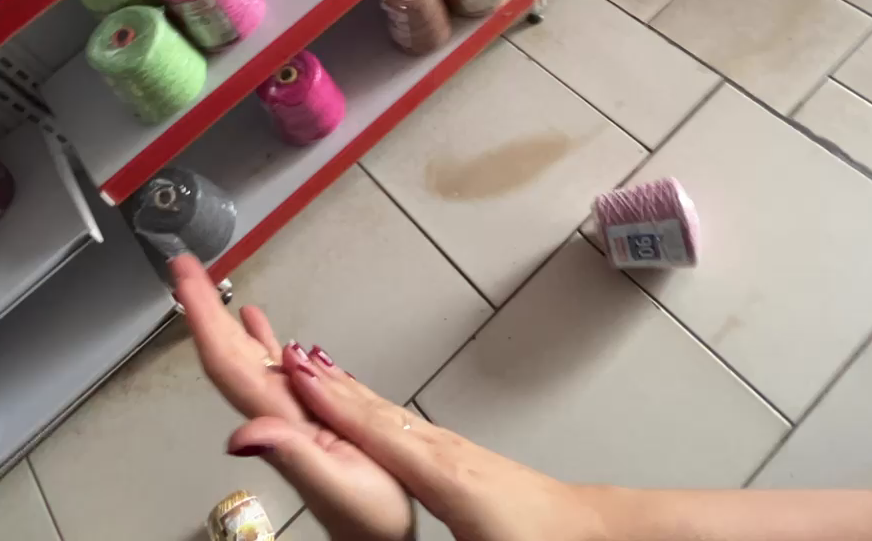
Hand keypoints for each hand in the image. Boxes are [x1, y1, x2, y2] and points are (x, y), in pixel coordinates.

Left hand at [171, 256, 414, 540]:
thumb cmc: (370, 524)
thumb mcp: (338, 487)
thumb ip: (289, 453)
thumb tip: (239, 433)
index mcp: (279, 421)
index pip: (227, 362)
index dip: (202, 318)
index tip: (183, 281)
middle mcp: (276, 411)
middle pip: (227, 351)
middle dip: (202, 306)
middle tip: (184, 266)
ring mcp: (288, 411)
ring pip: (245, 355)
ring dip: (221, 317)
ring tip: (205, 285)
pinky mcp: (305, 413)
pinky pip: (271, 365)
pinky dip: (258, 338)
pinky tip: (254, 320)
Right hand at [278, 343, 600, 540]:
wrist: (588, 529)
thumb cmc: (538, 540)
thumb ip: (406, 533)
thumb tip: (367, 526)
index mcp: (445, 474)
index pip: (377, 430)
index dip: (334, 400)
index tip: (297, 371)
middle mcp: (441, 449)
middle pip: (372, 408)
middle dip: (325, 379)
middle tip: (284, 350)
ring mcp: (446, 446)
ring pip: (383, 409)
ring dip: (341, 386)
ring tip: (305, 363)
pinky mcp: (450, 453)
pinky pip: (395, 419)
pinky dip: (364, 401)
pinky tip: (356, 398)